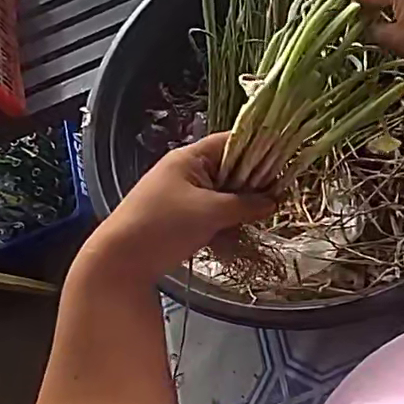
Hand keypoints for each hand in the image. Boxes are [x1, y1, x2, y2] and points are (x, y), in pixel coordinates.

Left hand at [81, 132, 275, 282]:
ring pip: (224, 195)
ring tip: (258, 220)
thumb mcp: (210, 212)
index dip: (258, 150)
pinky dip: (226, 224)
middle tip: (275, 199)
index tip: (282, 166)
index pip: (232, 142)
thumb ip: (246, 204)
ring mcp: (184, 197)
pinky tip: (236, 236)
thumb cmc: (162, 225)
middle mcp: (188, 172)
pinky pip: (213, 215)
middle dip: (252, 185)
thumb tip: (274, 200)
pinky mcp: (183, 219)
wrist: (121, 261)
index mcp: (190, 159)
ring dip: (240, 208)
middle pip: (231, 169)